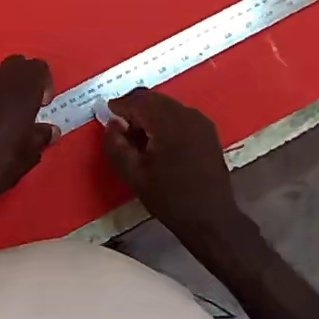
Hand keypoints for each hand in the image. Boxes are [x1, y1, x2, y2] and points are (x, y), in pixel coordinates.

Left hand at [0, 55, 58, 220]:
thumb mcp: (30, 154)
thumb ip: (41, 136)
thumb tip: (49, 130)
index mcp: (22, 88)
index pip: (38, 67)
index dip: (43, 83)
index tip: (42, 104)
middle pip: (15, 64)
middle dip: (22, 80)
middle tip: (24, 107)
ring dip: (0, 87)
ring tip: (0, 114)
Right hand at [102, 88, 242, 236]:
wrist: (211, 219)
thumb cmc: (169, 198)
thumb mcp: (133, 175)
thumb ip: (116, 145)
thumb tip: (112, 123)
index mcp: (168, 122)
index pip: (138, 100)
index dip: (120, 105)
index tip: (107, 115)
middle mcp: (187, 114)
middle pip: (154, 99)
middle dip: (135, 108)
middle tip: (121, 128)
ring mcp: (201, 122)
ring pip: (167, 106)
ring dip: (150, 115)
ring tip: (139, 138)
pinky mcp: (208, 132)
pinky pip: (180, 116)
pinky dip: (165, 121)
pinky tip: (159, 143)